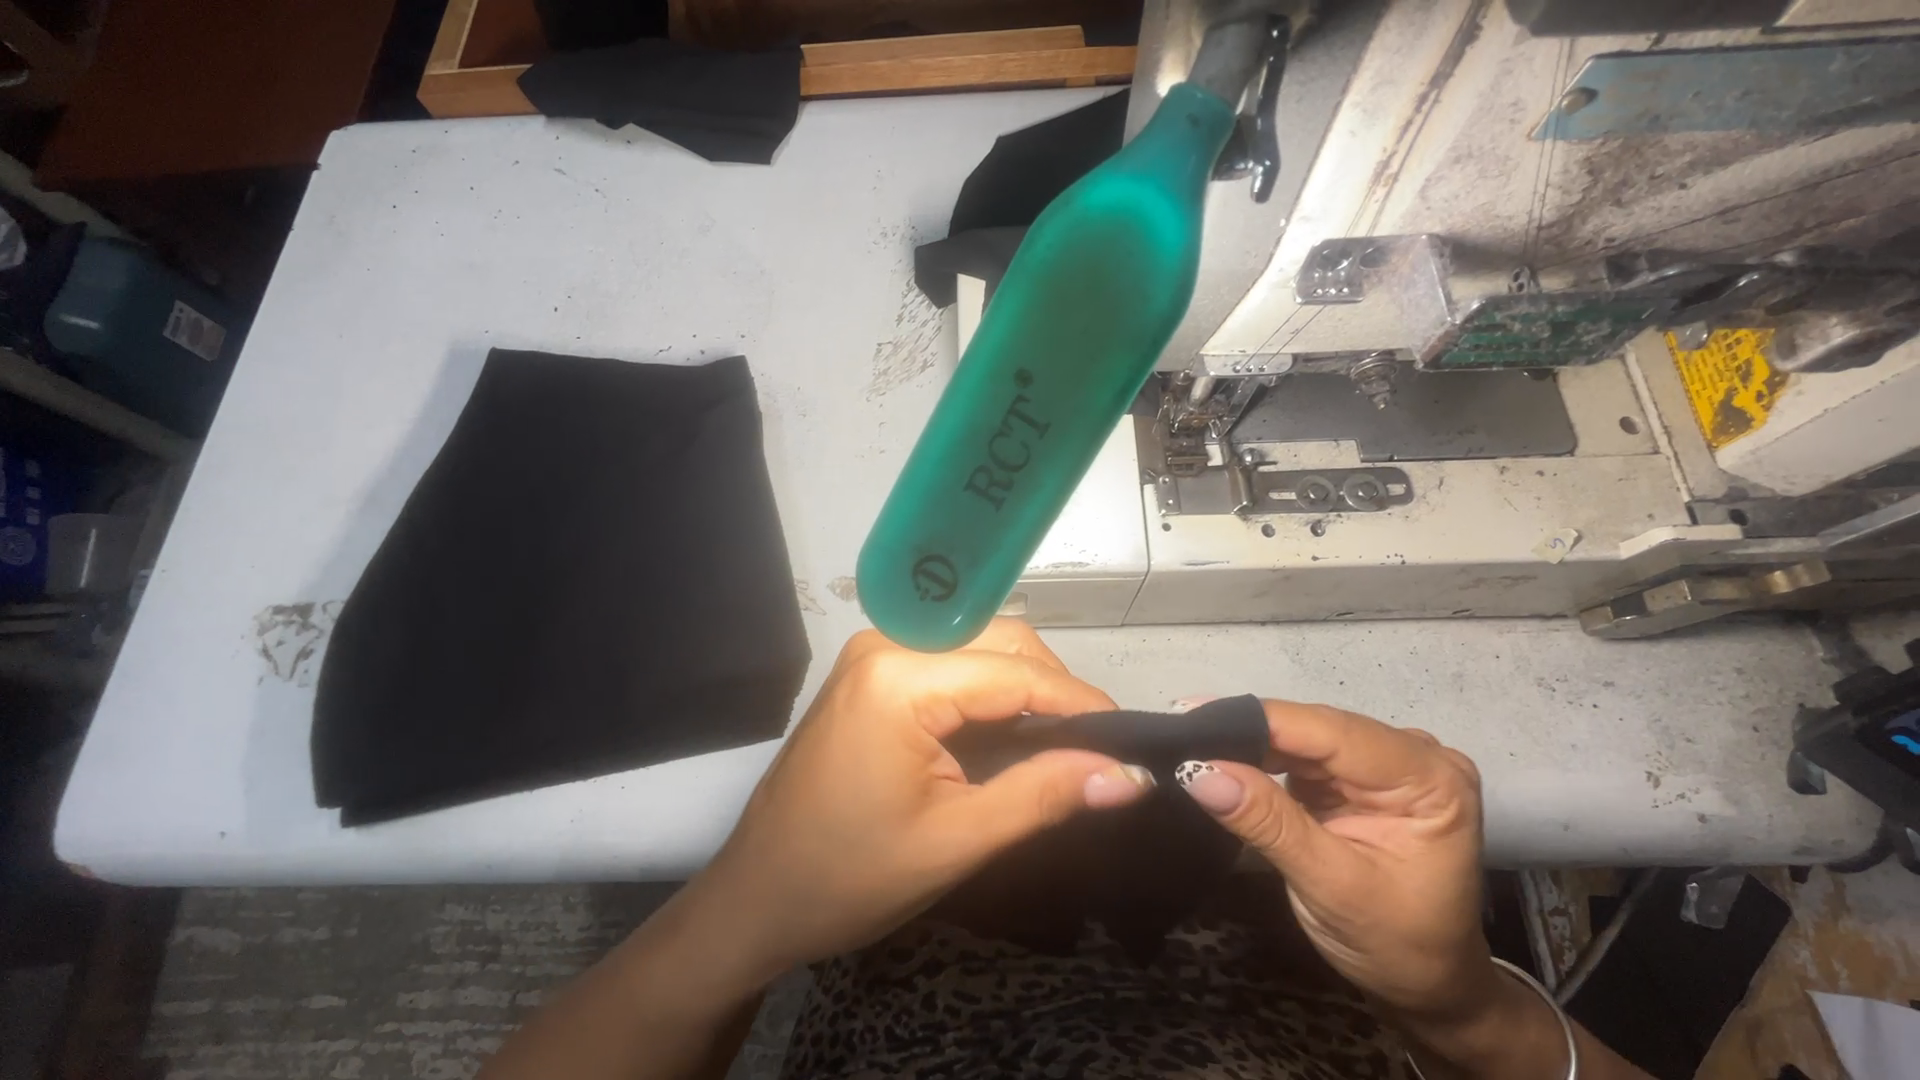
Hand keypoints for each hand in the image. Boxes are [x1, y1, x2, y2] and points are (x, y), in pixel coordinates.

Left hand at [678, 619, 1152, 982]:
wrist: (756, 901)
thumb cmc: (848, 878)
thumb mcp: (956, 840)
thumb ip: (1044, 795)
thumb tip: (1128, 776)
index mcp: (899, 676)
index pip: (1014, 671)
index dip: (1079, 702)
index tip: (1129, 739)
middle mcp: (884, 645)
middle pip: (996, 642)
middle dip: (1051, 689)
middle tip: (1095, 748)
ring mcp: (871, 658)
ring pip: (975, 649)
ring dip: (1022, 688)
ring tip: (1063, 744)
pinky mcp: (868, 677)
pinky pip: (946, 667)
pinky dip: (987, 694)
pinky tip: (1011, 734)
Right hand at [1175, 703, 1492, 1021]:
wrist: (1428, 988)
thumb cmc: (1395, 945)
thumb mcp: (1328, 885)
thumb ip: (1266, 821)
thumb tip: (1198, 772)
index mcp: (1429, 779)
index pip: (1332, 732)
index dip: (1260, 719)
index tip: (1189, 714)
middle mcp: (1413, 756)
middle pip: (1316, 729)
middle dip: (1248, 731)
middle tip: (1178, 731)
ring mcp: (1386, 764)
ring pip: (1303, 738)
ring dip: (1249, 744)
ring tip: (1192, 744)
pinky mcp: (1359, 777)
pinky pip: (1302, 756)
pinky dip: (1262, 760)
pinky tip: (1225, 760)